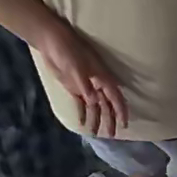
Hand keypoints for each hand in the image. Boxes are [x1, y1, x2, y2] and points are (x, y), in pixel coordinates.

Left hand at [36, 21, 128, 137]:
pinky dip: (82, 113)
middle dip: (110, 120)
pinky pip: (81, 104)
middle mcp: (98, 84)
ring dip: (96, 120)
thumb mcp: (76, 68)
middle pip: (107, 105)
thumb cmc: (67, 50)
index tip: (124, 125)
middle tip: (111, 135)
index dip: (121, 111)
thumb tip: (94, 102)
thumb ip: (85, 86)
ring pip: (95, 106)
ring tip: (94, 134)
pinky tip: (83, 124)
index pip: (116, 97)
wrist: (51, 41)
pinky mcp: (74, 88)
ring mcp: (86, 86)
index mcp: (103, 77)